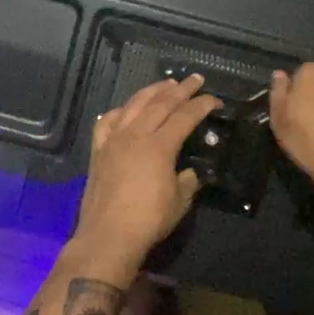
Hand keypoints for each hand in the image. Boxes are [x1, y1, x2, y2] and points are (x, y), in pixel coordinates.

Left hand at [73, 75, 221, 268]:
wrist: (107, 236)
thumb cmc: (148, 221)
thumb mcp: (179, 202)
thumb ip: (187, 181)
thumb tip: (188, 172)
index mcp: (159, 146)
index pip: (185, 116)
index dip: (202, 105)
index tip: (215, 100)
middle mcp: (135, 135)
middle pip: (159, 103)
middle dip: (180, 89)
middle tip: (195, 79)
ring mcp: (113, 141)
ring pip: (133, 106)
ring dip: (151, 92)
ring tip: (165, 84)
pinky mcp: (98, 151)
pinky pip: (108, 122)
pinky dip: (119, 111)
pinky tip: (125, 109)